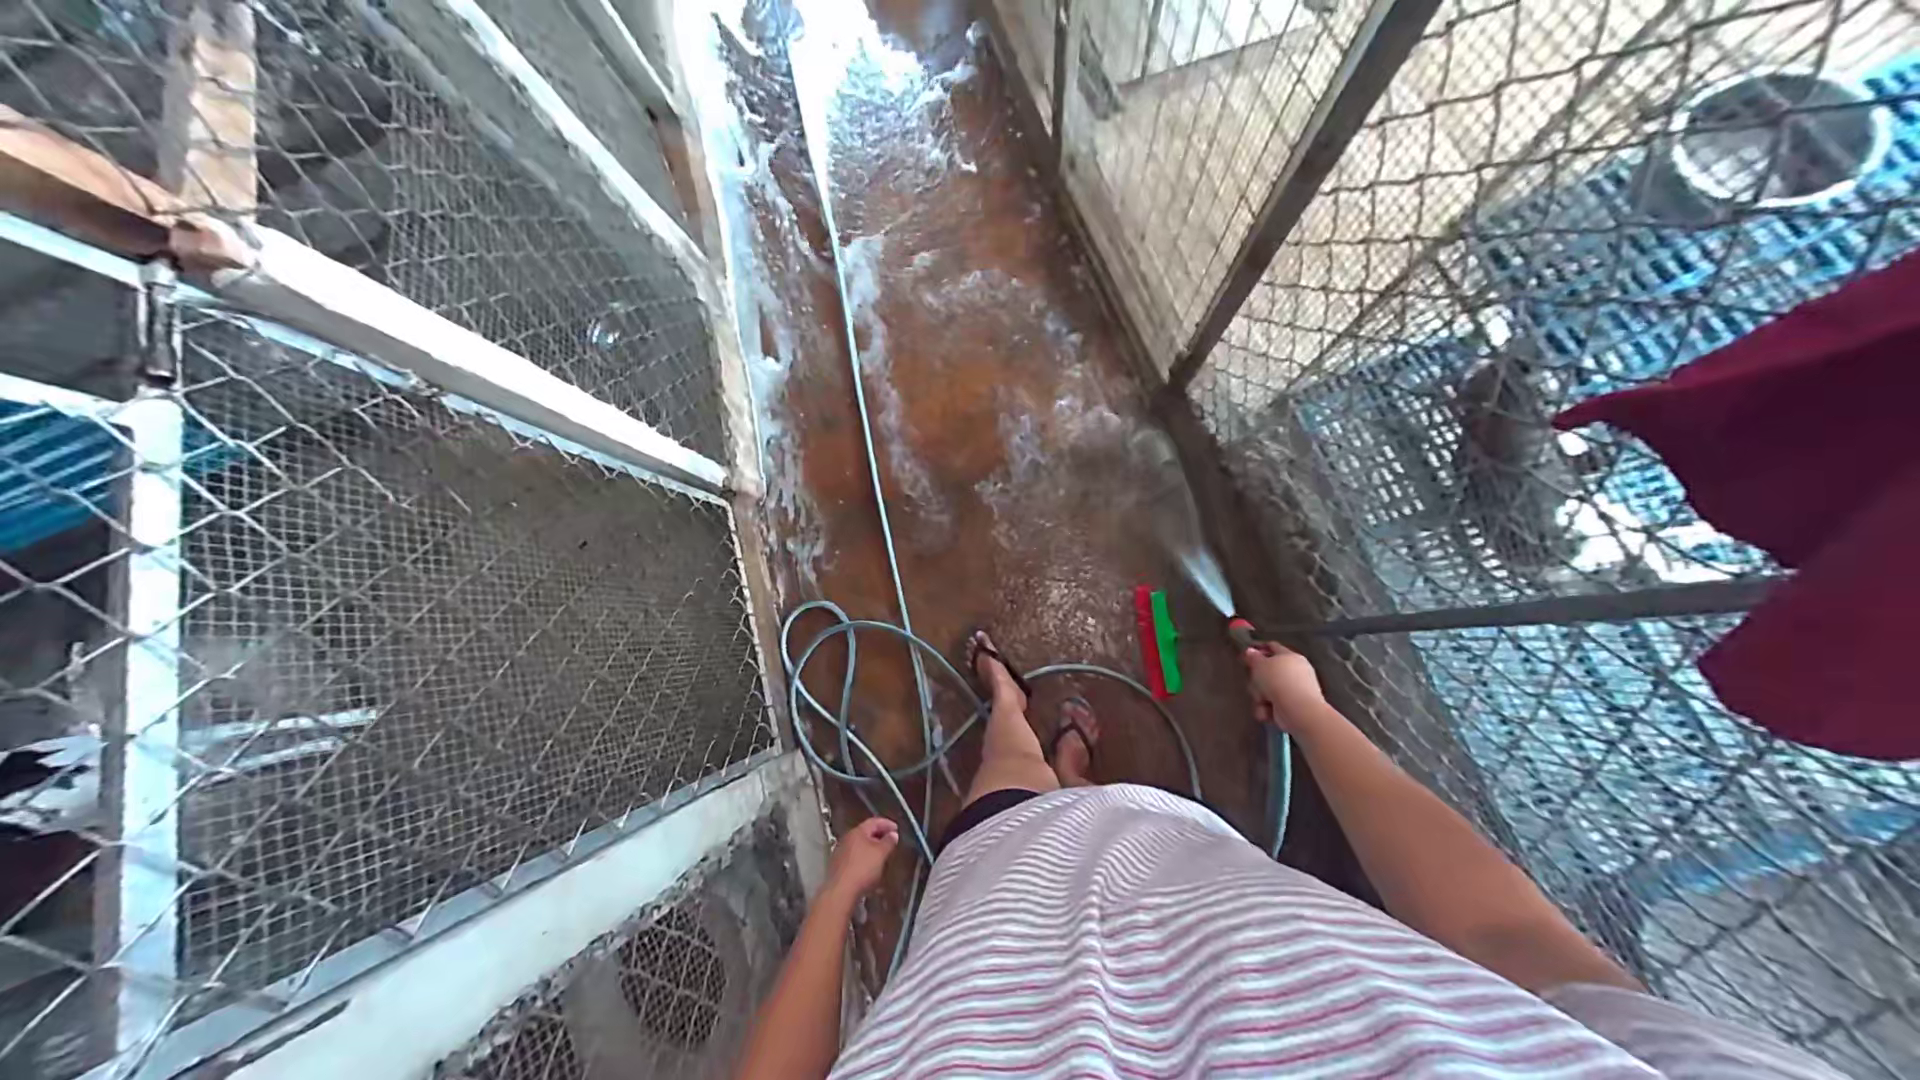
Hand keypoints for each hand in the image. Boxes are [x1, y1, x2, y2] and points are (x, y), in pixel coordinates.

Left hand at [823, 817, 898, 902]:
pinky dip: (864, 860)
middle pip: (865, 833)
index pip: (874, 822)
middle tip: (890, 841)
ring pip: (859, 847)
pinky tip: (870, 870)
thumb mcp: (881, 853)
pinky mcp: (838, 868)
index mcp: (857, 832)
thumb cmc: (863, 869)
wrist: (841, 892)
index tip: (896, 828)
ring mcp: (840, 853)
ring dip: (871, 849)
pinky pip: (854, 859)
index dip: (886, 824)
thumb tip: (892, 834)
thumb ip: (888, 842)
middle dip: (879, 836)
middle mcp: (846, 839)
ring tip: (882, 856)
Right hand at [1242, 642, 1329, 732]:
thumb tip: (1250, 651)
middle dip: (1258, 680)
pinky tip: (1265, 712)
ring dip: (1260, 697)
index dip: (1259, 649)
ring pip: (1269, 690)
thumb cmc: (1278, 681)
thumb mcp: (1260, 665)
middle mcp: (1296, 671)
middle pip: (1269, 671)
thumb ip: (1253, 657)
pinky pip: (1274, 704)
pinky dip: (1267, 708)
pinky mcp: (1294, 706)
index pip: (1273, 647)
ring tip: (1261, 702)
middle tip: (1254, 684)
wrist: (1298, 710)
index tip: (1246, 655)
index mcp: (1290, 656)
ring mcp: (1296, 689)